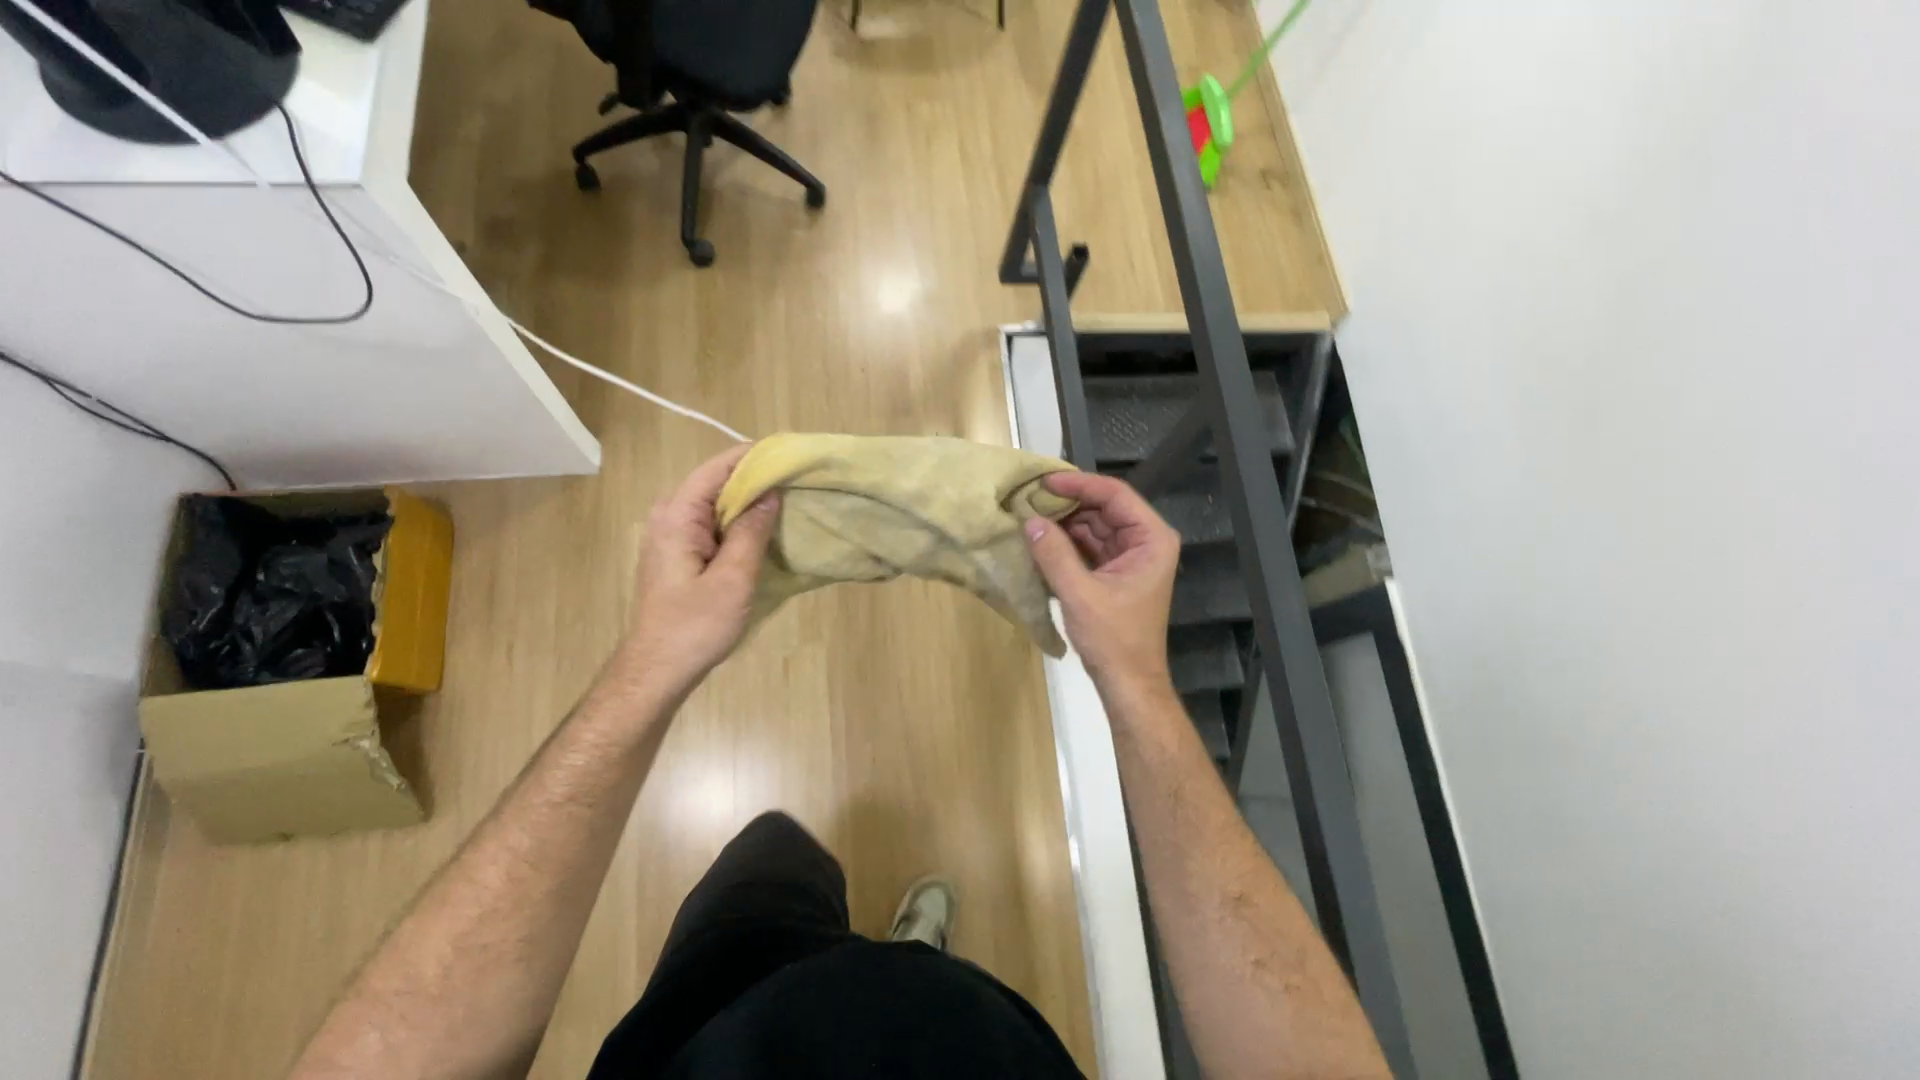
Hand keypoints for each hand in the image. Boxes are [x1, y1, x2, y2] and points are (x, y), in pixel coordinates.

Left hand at [622, 444, 780, 697]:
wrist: (658, 670)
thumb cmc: (695, 625)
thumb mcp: (733, 578)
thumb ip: (751, 531)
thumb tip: (770, 493)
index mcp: (677, 516)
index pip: (718, 468)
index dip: (755, 457)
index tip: (792, 454)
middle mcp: (669, 516)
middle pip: (717, 482)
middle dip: (756, 478)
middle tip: (799, 479)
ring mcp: (672, 536)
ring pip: (716, 505)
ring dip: (750, 502)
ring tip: (791, 500)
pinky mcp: (680, 555)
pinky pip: (713, 525)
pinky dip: (740, 522)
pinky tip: (767, 531)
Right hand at [1024, 471, 1180, 696]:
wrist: (1128, 682)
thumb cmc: (1113, 639)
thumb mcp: (1080, 594)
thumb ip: (1054, 554)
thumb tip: (1029, 521)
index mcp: (1152, 539)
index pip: (1115, 495)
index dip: (1079, 485)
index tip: (1044, 482)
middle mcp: (1146, 541)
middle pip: (1104, 508)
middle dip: (1068, 503)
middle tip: (1029, 498)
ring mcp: (1131, 557)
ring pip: (1094, 526)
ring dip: (1064, 522)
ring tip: (1029, 516)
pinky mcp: (1115, 573)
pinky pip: (1089, 546)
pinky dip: (1066, 543)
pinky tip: (1040, 540)